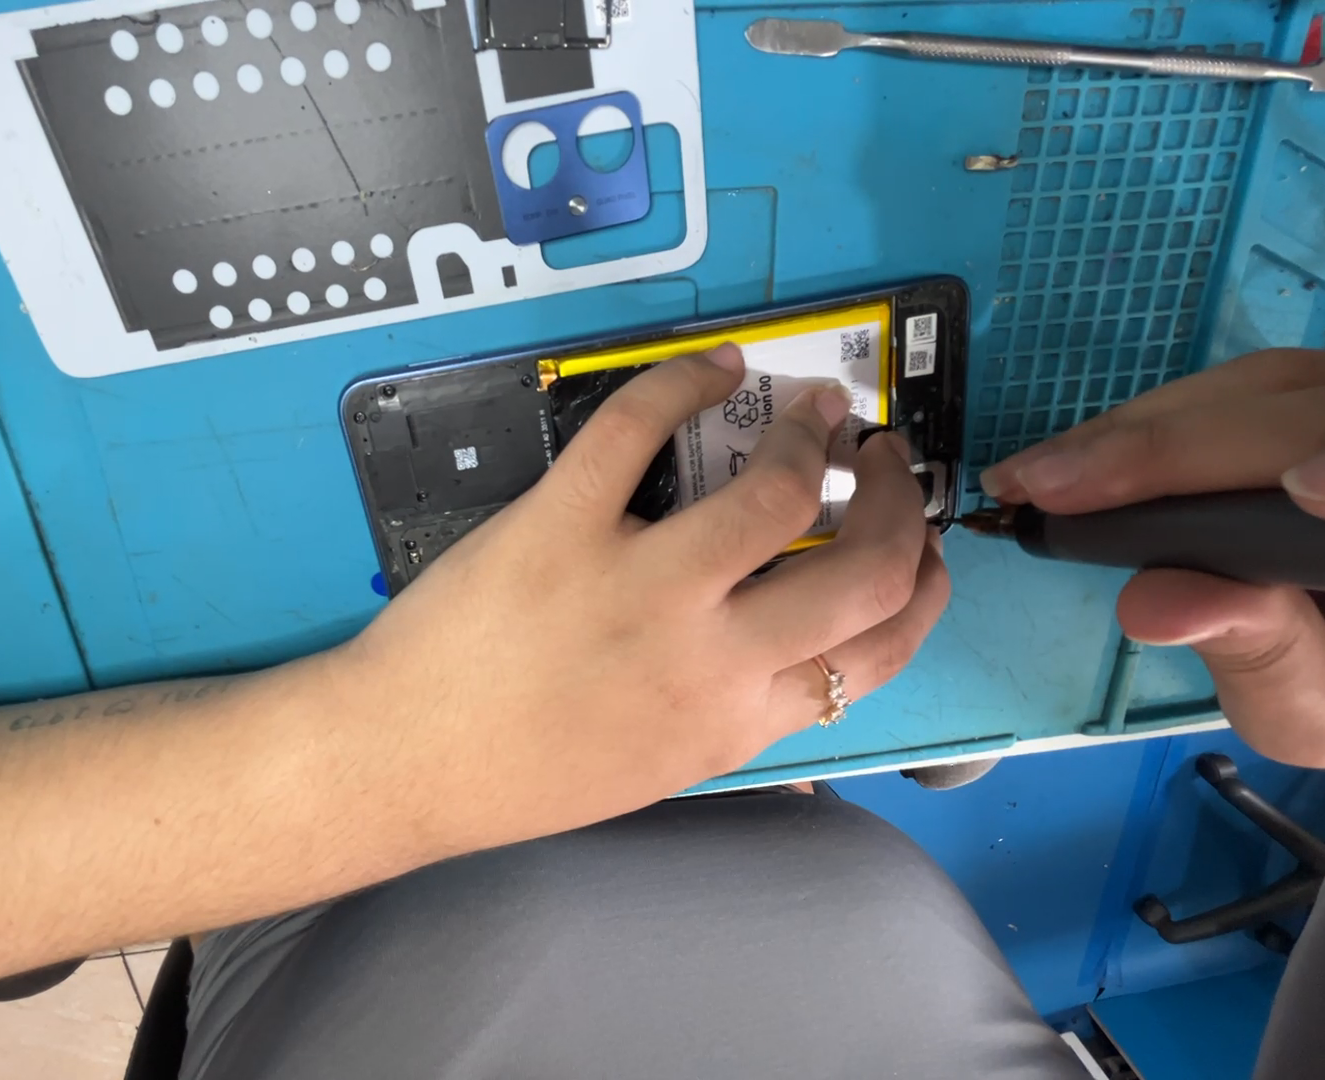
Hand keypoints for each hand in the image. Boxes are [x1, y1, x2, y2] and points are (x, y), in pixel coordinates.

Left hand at [341, 343, 947, 854]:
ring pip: (774, 488)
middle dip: (895, 499)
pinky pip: (639, 427)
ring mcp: (638, 581)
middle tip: (877, 461)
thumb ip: (740, 719)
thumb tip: (799, 674)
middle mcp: (712, 655)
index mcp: (740, 719)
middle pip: (866, 565)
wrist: (404, 762)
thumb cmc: (526, 774)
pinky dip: (685, 380)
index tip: (911, 539)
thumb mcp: (661, 770)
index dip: (920, 578)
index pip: (881, 643)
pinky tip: (712, 369)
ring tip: (811, 410)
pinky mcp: (562, 520)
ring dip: (810, 434)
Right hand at [981, 349, 1324, 834]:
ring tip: (1039, 476)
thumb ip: (1269, 664)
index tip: (1314, 497)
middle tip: (1050, 487)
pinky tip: (1076, 458)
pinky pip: (1239, 389)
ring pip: (1276, 385)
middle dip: (1183, 449)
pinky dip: (1141, 425)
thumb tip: (1150, 603)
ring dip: (1139, 431)